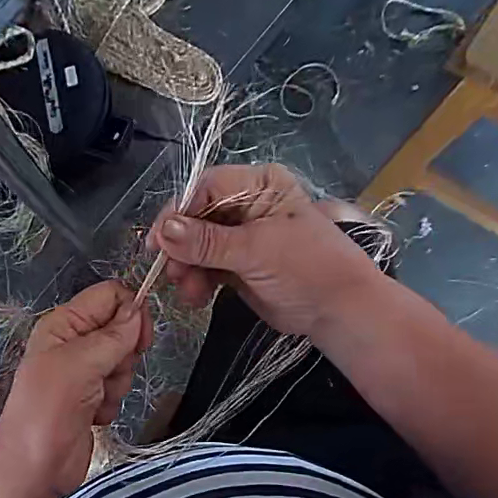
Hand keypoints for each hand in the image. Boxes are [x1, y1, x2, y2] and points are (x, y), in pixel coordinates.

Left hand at [0, 281, 150, 497]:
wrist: (33, 471)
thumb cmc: (47, 411)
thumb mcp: (78, 365)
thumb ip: (112, 335)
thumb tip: (139, 308)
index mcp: (63, 324)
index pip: (109, 296)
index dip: (130, 312)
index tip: (140, 340)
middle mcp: (74, 343)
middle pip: (122, 329)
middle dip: (124, 354)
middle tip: (106, 375)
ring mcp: (83, 372)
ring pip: (124, 361)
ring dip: (118, 383)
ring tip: (95, 400)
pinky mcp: (92, 398)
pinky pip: (119, 388)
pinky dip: (112, 403)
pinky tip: (94, 416)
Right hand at [153, 164, 387, 338]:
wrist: (339, 311)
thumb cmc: (307, 268)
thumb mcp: (256, 250)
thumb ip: (207, 242)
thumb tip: (164, 231)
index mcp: (259, 186)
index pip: (206, 187)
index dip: (179, 211)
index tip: (158, 240)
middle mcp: (247, 205)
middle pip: (197, 216)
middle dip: (181, 245)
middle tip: (169, 272)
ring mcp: (242, 236)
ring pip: (197, 244)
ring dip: (186, 267)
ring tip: (187, 290)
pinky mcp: (238, 264)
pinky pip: (206, 266)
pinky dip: (197, 280)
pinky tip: (196, 296)